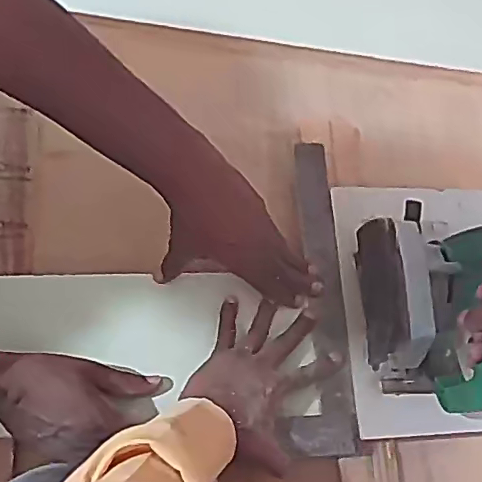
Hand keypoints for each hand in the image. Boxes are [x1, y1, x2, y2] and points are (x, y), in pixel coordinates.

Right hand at [0, 352, 170, 470]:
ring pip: (103, 467)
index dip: (154, 438)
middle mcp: (87, 443)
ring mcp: (71, 456)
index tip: (165, 435)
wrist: (4, 388)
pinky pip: (83, 469)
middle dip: (138, 455)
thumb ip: (127, 382)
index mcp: (101, 420)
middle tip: (151, 450)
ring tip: (129, 459)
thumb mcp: (89, 370)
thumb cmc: (43, 375)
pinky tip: (100, 463)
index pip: (139, 437)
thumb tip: (158, 384)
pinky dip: (94, 467)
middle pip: (123, 457)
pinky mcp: (55, 462)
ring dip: (116, 463)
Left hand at [160, 175, 318, 306]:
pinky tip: (288, 246)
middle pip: (284, 269)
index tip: (296, 304)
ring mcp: (260, 224)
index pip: (266, 284)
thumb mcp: (181, 246)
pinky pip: (277, 231)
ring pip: (284, 249)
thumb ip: (173, 266)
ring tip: (313, 272)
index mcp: (240, 261)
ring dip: (299, 264)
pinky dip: (286, 243)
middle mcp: (256, 245)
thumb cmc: (189, 214)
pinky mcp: (259, 206)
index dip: (282, 296)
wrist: (195, 176)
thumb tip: (162, 277)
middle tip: (318, 292)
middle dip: (301, 282)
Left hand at [182, 297, 342, 472]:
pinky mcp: (220, 354)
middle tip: (315, 307)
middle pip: (287, 342)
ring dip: (268, 312)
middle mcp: (262, 366)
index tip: (338, 355)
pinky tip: (231, 298)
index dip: (324, 367)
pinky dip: (228, 315)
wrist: (206, 420)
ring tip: (275, 294)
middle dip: (302, 326)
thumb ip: (276, 459)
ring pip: (259, 330)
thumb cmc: (234, 432)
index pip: (307, 375)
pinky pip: (226, 331)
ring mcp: (241, 357)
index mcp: (275, 387)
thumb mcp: (261, 448)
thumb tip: (287, 473)